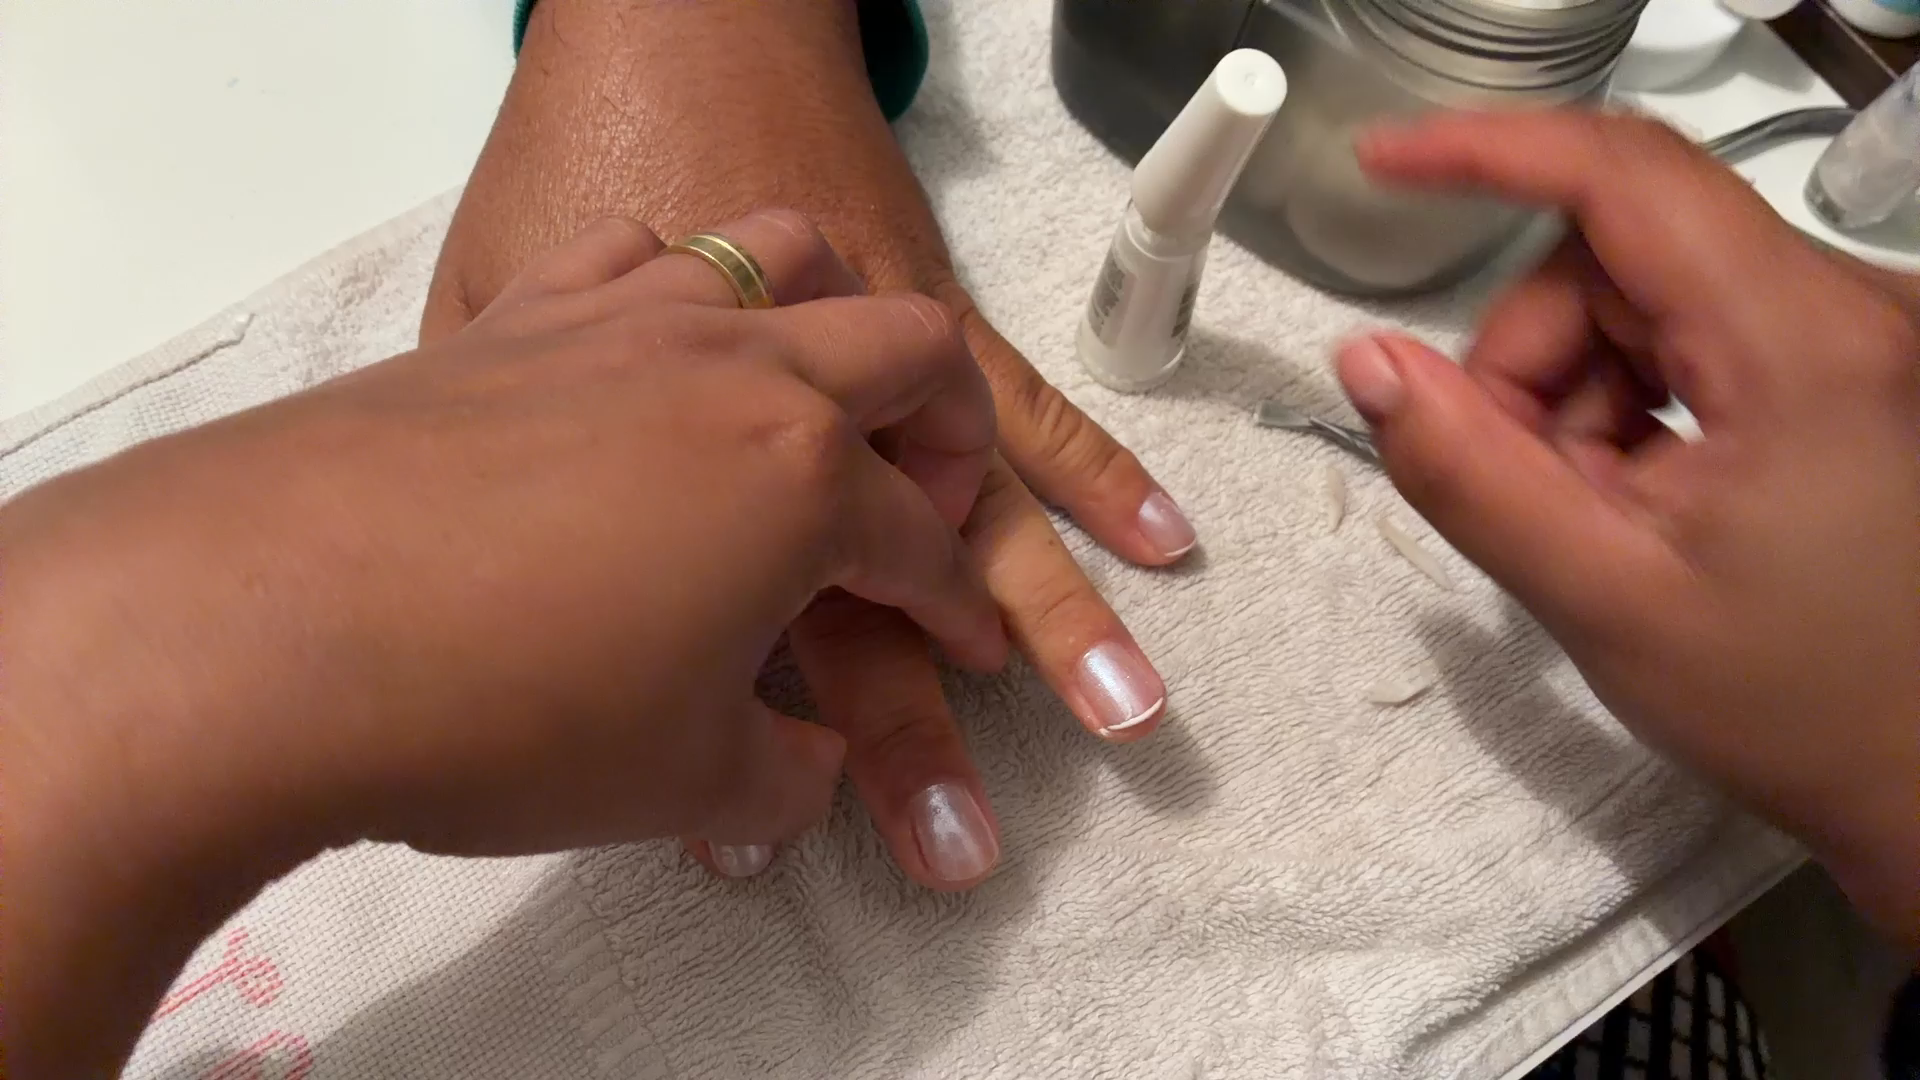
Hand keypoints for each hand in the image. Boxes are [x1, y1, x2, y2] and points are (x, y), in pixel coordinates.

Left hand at [1, 211, 1006, 1076]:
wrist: (242, 643)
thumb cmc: (515, 714)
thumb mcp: (689, 779)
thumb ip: (787, 777)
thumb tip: (814, 774)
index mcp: (805, 480)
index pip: (928, 551)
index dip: (964, 608)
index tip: (972, 644)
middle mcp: (746, 372)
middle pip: (915, 348)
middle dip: (953, 430)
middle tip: (925, 505)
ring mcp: (639, 320)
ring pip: (792, 252)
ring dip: (835, 322)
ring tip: (812, 404)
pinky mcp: (534, 309)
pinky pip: (649, 253)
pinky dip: (690, 295)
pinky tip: (666, 365)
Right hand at [1337, 111, 1918, 945]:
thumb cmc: (1788, 697)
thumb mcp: (1592, 589)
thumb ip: (1462, 472)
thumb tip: (1359, 361)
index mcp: (1796, 347)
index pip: (1623, 183)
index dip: (1487, 152)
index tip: (1378, 160)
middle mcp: (1826, 313)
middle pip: (1596, 269)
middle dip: (1513, 367)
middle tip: (1517, 479)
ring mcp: (1819, 345)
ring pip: (1609, 317)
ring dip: (1547, 404)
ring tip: (1576, 507)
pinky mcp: (1803, 380)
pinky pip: (1646, 357)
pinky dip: (1591, 419)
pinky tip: (1614, 495)